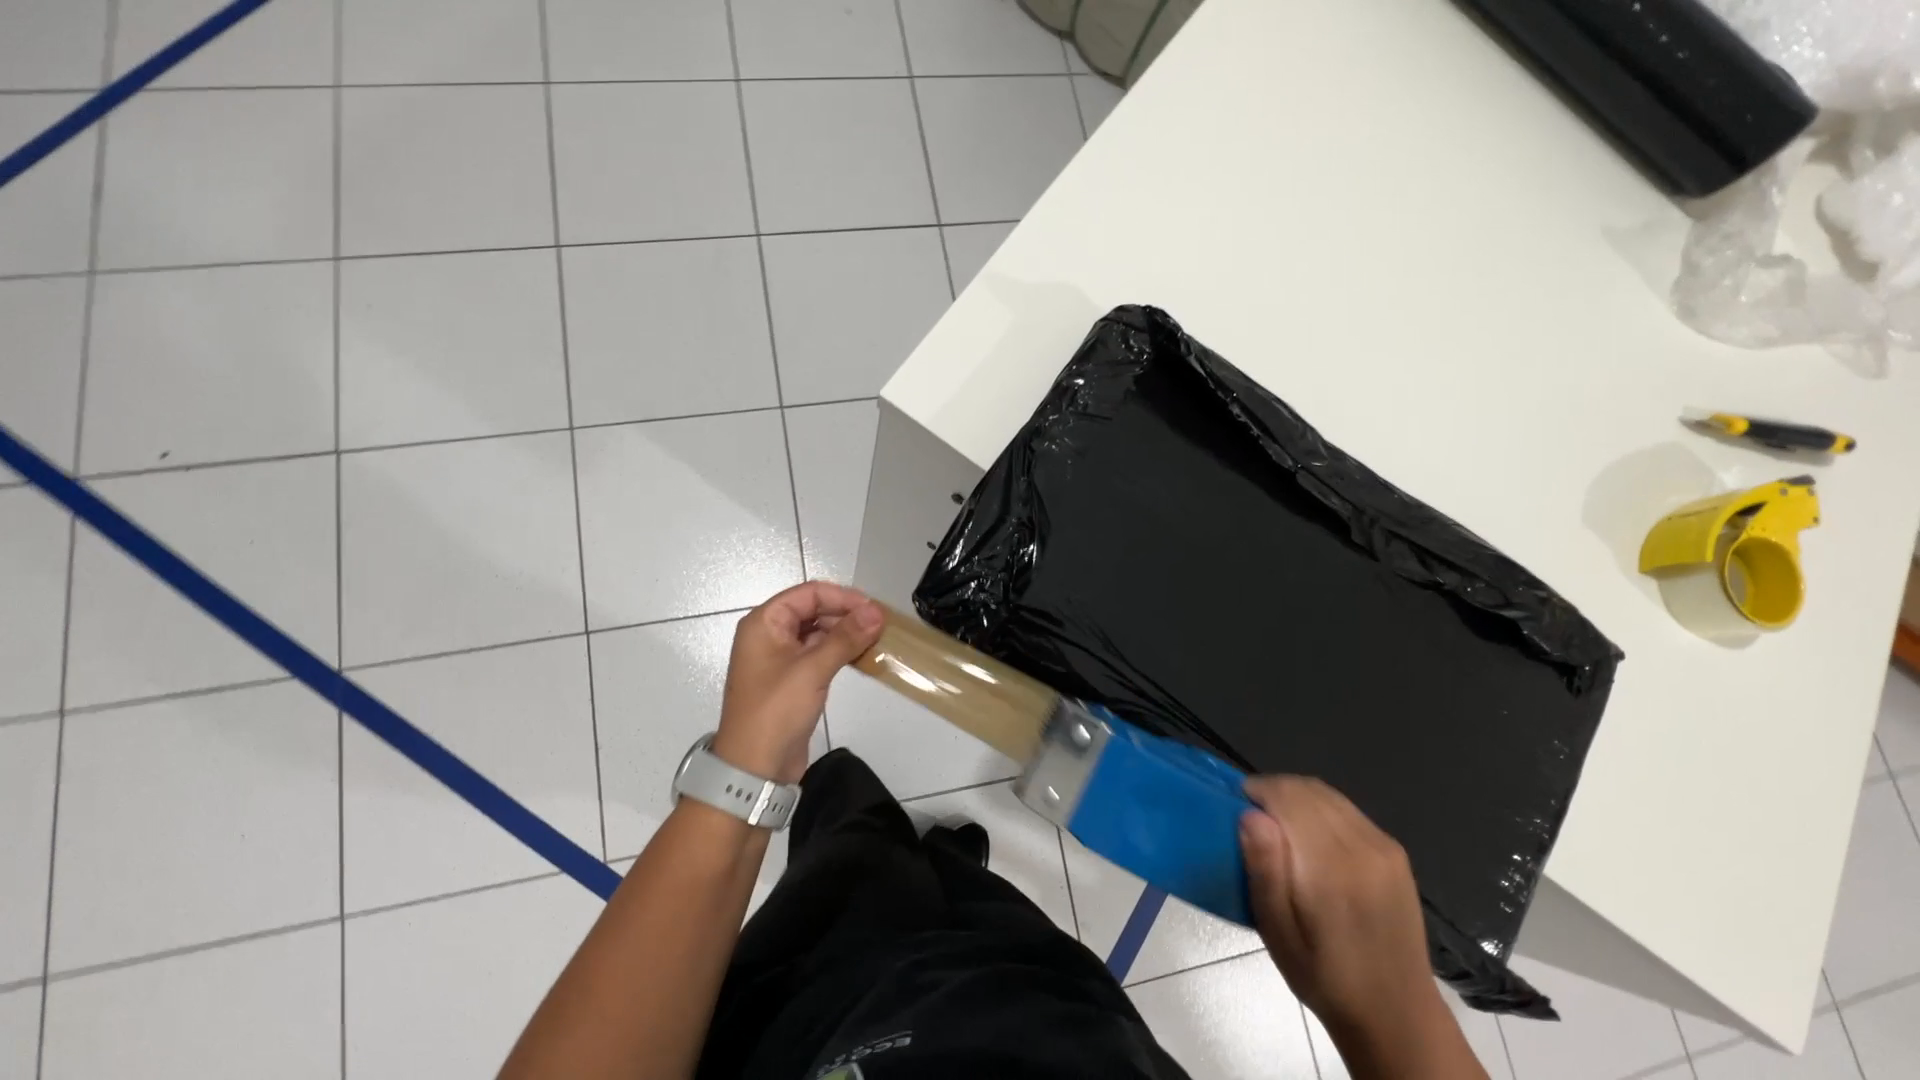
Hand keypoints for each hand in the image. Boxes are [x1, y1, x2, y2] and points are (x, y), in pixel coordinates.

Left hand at [710, 582, 883, 784]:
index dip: (843, 597)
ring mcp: (780, 658)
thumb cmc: (776, 711)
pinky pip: (819, 654)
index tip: (874, 609)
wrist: (754, 768)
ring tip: (878, 640)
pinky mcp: (792, 679)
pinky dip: (841, 653)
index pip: (808, 594)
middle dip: (847, 614)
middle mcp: (770, 634)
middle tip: (881, 626)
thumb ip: (845, 638)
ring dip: (846, 634)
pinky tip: (864, 658)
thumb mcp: (812, 670)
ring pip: (818, 633)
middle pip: (813, 610)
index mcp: (764, 623)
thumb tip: (876, 612)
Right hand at [1240, 777, 1441, 1034]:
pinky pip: (1349, 812)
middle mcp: (1364, 847)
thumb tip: (1251, 815)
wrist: (1395, 1012)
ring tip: (1276, 825)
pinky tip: (1309, 839)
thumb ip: (1265, 871)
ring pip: (1330, 796)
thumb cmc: (1323, 976)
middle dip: (1275, 791)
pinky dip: (1321, 811)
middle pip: (1310, 790)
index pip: (1290, 798)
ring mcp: (1385, 848)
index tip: (1235, 807)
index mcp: (1331, 868)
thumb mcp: (1278, 934)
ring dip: (1297, 798)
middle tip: (1250, 817)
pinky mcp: (1395, 854)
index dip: (1258, 791)